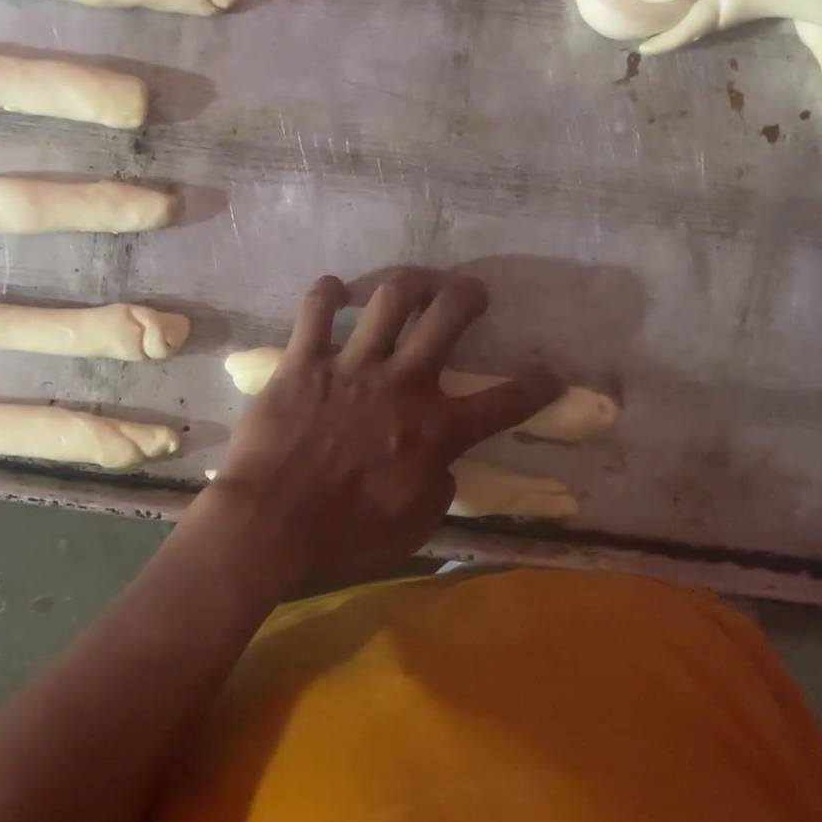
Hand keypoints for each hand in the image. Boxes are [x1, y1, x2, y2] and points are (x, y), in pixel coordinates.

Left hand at [197, 270, 562, 584]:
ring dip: (410, 282)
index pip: (506, 403)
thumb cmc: (342, 538)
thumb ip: (437, 491)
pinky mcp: (302, 363)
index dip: (537, 386)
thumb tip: (442, 466)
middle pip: (448, 318)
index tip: (551, 375)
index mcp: (437, 431)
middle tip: (470, 294)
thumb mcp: (412, 529)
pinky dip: (326, 294)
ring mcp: (351, 368)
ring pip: (392, 298)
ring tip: (413, 284)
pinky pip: (315, 310)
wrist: (270, 524)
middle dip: (468, 296)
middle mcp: (402, 386)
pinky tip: (333, 292)